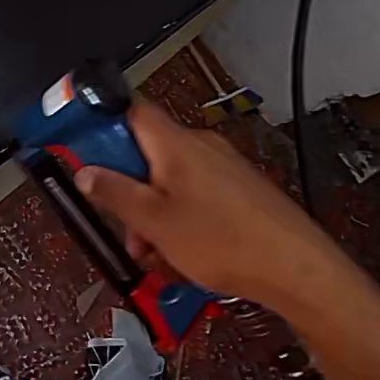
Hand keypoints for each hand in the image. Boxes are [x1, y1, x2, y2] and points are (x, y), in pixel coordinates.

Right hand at [74, 101, 373, 314]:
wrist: (296, 269)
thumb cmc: (222, 241)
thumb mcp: (153, 221)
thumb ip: (114, 193)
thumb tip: (85, 172)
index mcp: (175, 143)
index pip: (130, 110)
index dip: (102, 123)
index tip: (83, 149)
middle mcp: (200, 146)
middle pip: (146, 153)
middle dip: (127, 190)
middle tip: (124, 226)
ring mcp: (222, 168)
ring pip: (169, 180)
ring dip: (151, 213)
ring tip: (155, 255)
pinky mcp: (238, 191)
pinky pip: (193, 195)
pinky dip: (178, 219)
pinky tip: (181, 257)